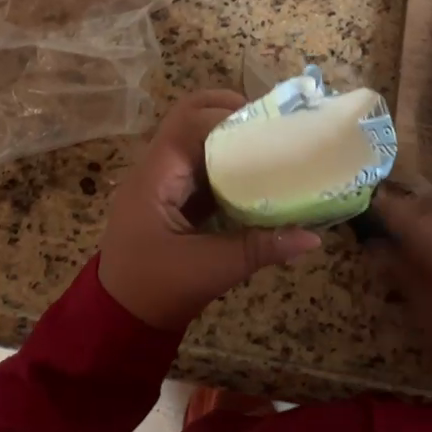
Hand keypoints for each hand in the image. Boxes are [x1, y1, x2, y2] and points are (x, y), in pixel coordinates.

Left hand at [98, 89, 322, 330]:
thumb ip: (259, 248)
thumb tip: (312, 236)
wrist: (120, 320)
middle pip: (188, 118)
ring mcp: (162, 182)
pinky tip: (256, 170)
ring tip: (270, 138)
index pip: (189, 123)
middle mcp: (155, 168)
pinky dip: (226, 160)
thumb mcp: (209, 270)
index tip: (266, 123)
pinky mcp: (172, 197)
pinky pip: (199, 164)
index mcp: (155, 176)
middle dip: (227, 111)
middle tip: (269, 121)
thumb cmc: (156, 290)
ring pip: (194, 138)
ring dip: (228, 134)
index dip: (226, 116)